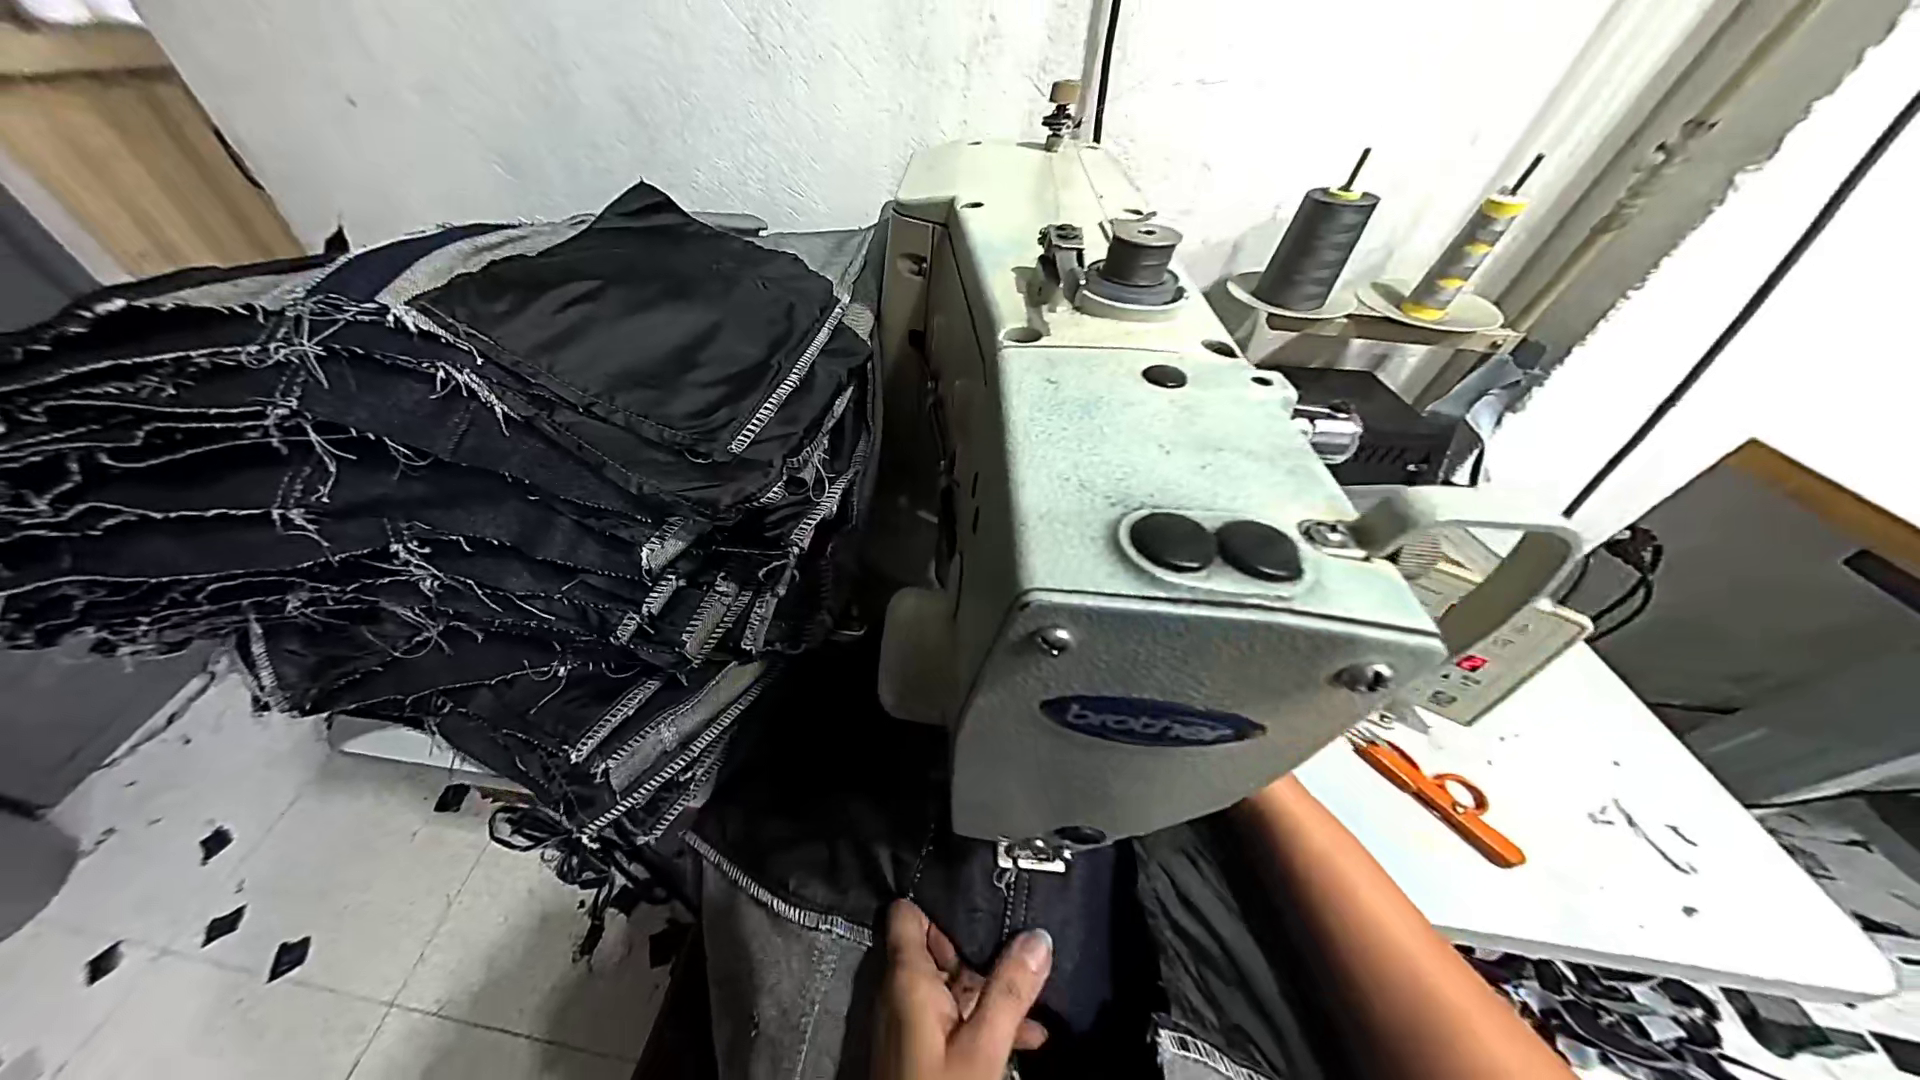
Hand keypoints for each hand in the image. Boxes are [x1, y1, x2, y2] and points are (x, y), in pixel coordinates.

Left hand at [873, 899, 1052, 1079]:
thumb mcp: (983, 1047)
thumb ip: (1009, 989)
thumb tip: (1039, 937)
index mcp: (907, 977)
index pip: (908, 913)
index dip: (938, 900)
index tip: (978, 898)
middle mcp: (900, 991)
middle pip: (937, 946)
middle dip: (980, 951)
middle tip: (1017, 954)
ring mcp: (908, 1020)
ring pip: (950, 984)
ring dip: (989, 990)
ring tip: (1033, 999)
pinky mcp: (919, 1047)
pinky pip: (951, 1016)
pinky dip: (982, 1018)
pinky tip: (1025, 1036)